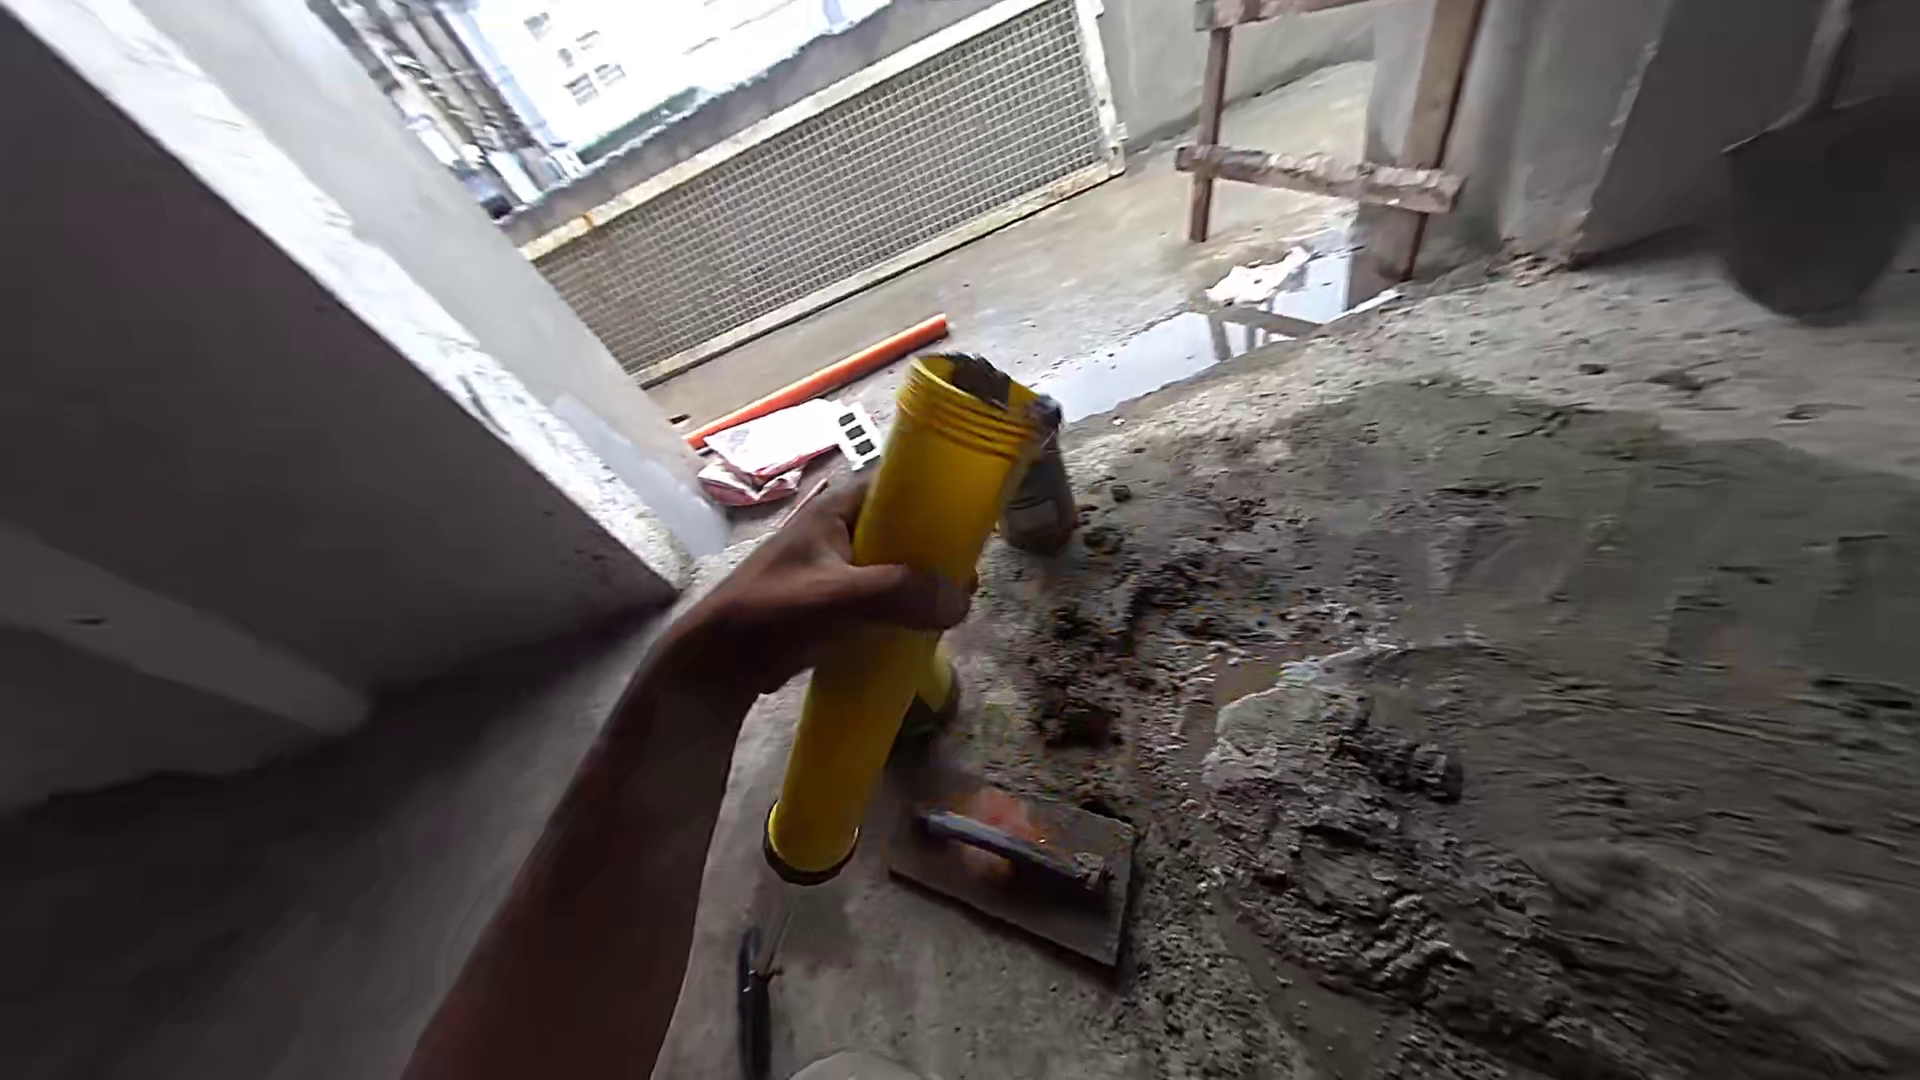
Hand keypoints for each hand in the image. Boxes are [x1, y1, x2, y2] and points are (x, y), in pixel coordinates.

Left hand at [658, 480, 974, 697]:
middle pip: (901, 530)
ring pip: (893, 565)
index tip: (968, 532)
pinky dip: (901, 606)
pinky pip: (880, 594)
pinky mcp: (833, 599)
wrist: (720, 663)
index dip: (936, 503)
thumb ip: (899, 594)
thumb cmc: (772, 613)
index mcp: (837, 509)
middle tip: (964, 581)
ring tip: (949, 607)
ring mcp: (836, 565)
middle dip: (934, 554)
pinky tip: (919, 626)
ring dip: (920, 584)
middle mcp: (839, 530)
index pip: (898, 488)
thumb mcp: (837, 596)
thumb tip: (961, 602)